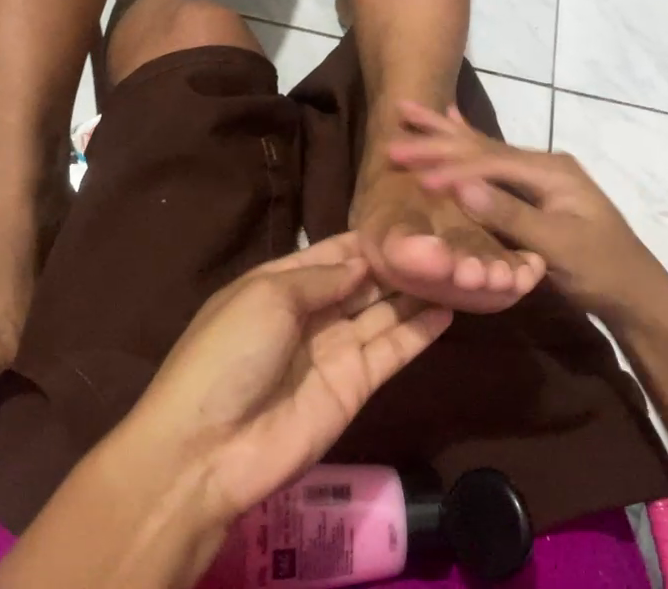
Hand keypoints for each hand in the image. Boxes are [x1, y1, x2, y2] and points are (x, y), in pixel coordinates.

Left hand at [118, 234, 453, 523]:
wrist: (208, 449)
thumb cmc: (227, 355)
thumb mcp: (266, 296)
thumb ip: (320, 277)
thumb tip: (362, 262)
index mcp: (279, 285)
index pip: (332, 254)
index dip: (367, 238)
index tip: (409, 217)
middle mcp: (311, 314)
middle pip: (362, 282)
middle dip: (397, 262)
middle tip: (446, 240)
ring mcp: (334, 351)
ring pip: (384, 312)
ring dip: (415, 292)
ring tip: (459, 267)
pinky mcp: (355, 386)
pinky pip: (392, 351)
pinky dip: (420, 331)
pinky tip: (450, 308)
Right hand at [386, 102, 667, 318]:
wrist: (636, 292)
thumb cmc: (601, 270)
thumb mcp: (557, 246)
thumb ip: (509, 215)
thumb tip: (460, 185)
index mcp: (551, 170)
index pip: (490, 162)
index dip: (451, 166)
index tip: (412, 174)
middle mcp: (543, 164)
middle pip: (482, 146)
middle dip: (438, 137)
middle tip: (395, 124)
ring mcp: (539, 175)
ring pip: (482, 150)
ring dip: (444, 135)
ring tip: (410, 110)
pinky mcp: (533, 190)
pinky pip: (490, 163)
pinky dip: (465, 143)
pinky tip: (452, 120)